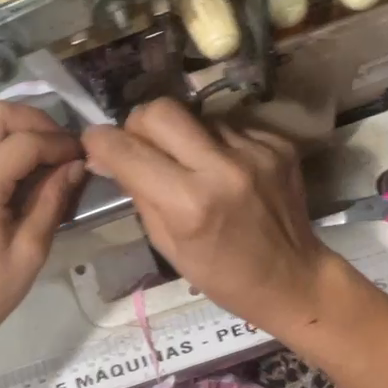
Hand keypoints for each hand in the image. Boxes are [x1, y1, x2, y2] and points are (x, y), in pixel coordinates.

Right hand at [81, 98, 344, 333]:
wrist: (292, 278)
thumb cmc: (222, 275)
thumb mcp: (167, 244)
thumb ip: (138, 192)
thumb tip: (106, 155)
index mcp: (189, 203)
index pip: (127, 150)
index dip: (100, 141)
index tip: (94, 143)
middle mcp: (223, 168)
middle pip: (161, 110)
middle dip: (140, 124)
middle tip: (142, 146)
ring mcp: (255, 151)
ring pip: (196, 116)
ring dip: (184, 136)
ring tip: (193, 167)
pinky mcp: (277, 143)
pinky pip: (229, 127)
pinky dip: (217, 145)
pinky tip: (226, 172)